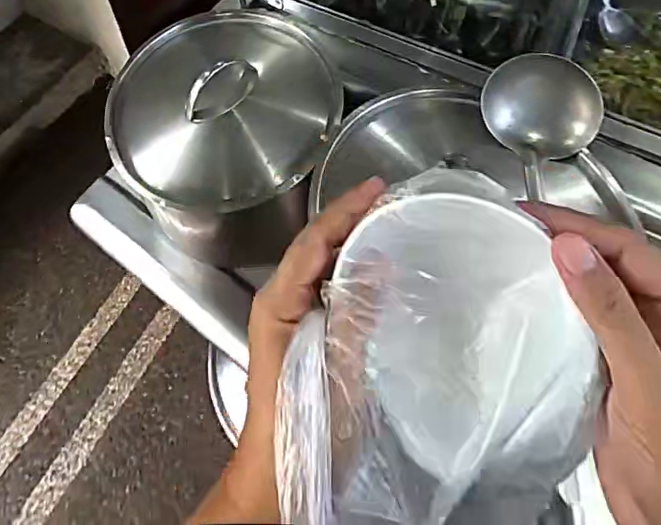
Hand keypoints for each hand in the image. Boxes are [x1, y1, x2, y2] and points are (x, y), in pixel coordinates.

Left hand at [190, 177, 385, 523]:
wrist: (277, 471)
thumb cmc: (301, 425)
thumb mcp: (335, 367)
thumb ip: (353, 313)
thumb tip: (376, 262)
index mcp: (277, 299)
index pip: (313, 240)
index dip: (344, 210)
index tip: (374, 189)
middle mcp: (276, 296)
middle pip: (312, 243)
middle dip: (346, 215)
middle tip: (383, 195)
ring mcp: (286, 310)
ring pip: (317, 259)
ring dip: (347, 235)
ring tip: (380, 215)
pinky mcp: (298, 325)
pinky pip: (323, 280)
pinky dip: (346, 262)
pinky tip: (369, 260)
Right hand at [523, 203, 660, 524]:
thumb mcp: (659, 399)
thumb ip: (615, 319)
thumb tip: (570, 246)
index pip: (639, 257)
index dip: (584, 230)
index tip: (529, 216)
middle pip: (621, 275)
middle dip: (570, 249)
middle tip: (511, 231)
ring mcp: (654, 364)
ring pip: (602, 305)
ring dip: (561, 282)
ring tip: (511, 258)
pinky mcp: (626, 388)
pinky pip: (590, 338)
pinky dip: (560, 319)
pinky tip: (528, 308)